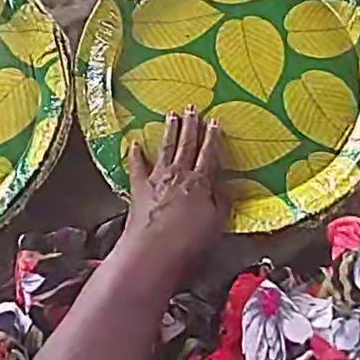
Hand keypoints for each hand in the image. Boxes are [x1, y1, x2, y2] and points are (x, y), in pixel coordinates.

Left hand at [117, 108, 224, 283]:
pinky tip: (134, 142)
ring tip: (171, 115)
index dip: (212, 137)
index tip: (215, 121)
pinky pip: (136, 166)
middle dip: (191, 125)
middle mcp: (179, 174)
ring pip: (165, 149)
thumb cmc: (189, 242)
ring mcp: (157, 179)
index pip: (209, 155)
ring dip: (169, 131)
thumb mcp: (216, 224)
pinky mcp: (138, 188)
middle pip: (187, 145)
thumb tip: (226, 187)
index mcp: (200, 182)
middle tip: (192, 108)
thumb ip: (221, 203)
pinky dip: (135, 154)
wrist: (153, 251)